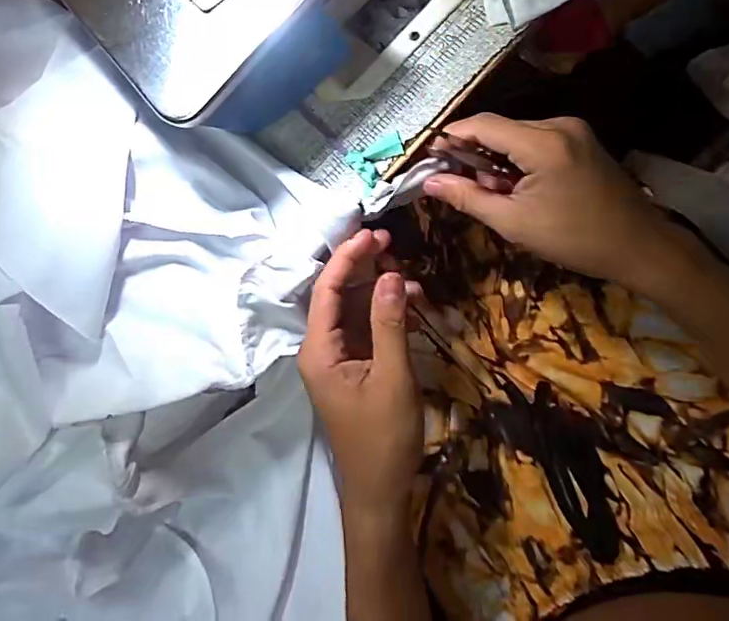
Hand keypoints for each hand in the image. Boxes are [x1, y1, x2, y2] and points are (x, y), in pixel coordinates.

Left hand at [298, 229, 423, 516]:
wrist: (380, 493)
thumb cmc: (382, 438)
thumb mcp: (392, 378)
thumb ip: (390, 324)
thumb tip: (389, 274)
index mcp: (317, 348)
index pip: (325, 289)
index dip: (346, 258)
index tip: (370, 235)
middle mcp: (319, 346)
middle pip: (336, 293)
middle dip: (362, 267)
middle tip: (389, 242)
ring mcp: (336, 356)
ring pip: (353, 308)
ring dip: (377, 289)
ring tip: (407, 273)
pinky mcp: (353, 365)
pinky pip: (365, 328)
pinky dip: (385, 314)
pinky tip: (410, 303)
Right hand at [421, 114, 704, 297]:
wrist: (645, 249)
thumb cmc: (577, 239)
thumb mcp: (514, 223)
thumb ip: (468, 197)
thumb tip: (429, 182)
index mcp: (542, 143)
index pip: (481, 125)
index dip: (450, 138)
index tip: (429, 157)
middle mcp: (558, 126)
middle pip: (497, 128)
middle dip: (472, 151)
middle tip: (457, 181)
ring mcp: (572, 131)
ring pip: (513, 134)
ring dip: (494, 156)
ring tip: (491, 189)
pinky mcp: (580, 140)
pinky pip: (533, 139)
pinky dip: (515, 158)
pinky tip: (514, 184)